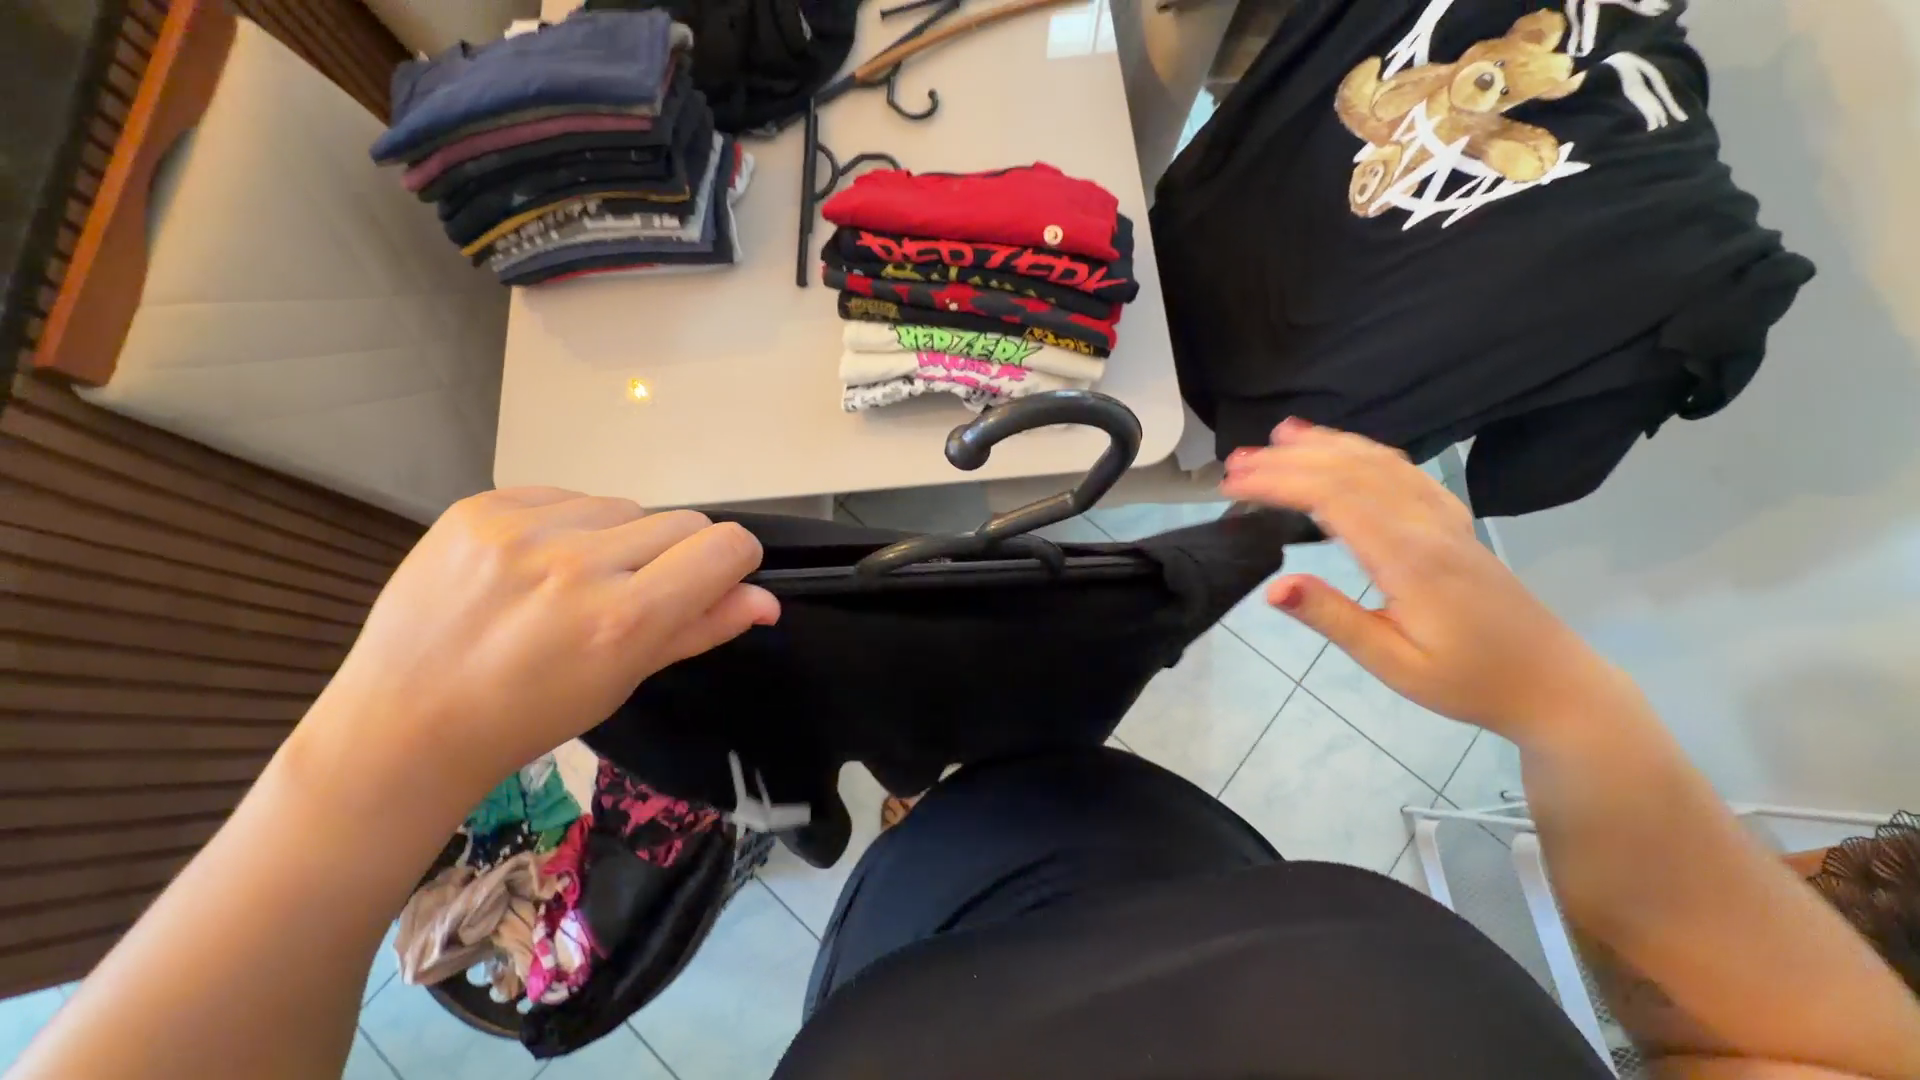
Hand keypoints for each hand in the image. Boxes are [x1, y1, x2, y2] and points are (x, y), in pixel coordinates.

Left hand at [304, 489, 778, 800]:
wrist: (404, 721)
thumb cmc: (530, 715)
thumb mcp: (625, 680)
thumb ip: (702, 629)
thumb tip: (767, 599)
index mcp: (624, 619)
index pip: (726, 547)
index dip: (734, 562)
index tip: (713, 580)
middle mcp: (580, 563)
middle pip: (683, 521)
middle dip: (674, 556)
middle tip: (629, 596)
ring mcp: (523, 529)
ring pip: (624, 507)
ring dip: (617, 539)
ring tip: (568, 583)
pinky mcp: (480, 506)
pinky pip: (565, 495)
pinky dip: (566, 525)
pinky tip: (531, 564)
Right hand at [1220, 420, 1641, 741]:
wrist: (1553, 683)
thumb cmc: (1467, 681)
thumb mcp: (1394, 664)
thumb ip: (1334, 619)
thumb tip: (1273, 587)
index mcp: (1409, 558)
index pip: (1332, 498)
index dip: (1277, 483)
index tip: (1231, 485)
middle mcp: (1427, 524)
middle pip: (1351, 470)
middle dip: (1288, 460)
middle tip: (1235, 462)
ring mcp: (1446, 517)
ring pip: (1380, 462)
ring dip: (1325, 444)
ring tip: (1279, 436)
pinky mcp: (1454, 522)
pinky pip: (1404, 470)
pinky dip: (1363, 451)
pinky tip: (1342, 450)